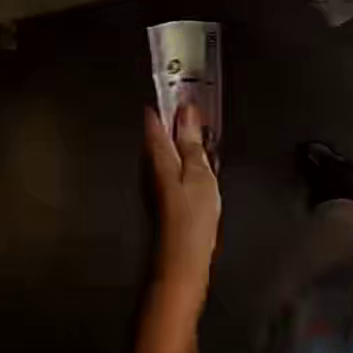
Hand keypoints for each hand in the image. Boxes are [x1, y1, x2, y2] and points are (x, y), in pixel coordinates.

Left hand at [143, 100, 220, 287]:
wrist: (182, 263)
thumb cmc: (190, 221)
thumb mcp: (198, 172)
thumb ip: (191, 141)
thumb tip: (187, 113)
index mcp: (158, 156)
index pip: (155, 118)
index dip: (167, 101)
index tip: (181, 89)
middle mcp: (151, 167)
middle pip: (159, 133)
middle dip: (175, 119)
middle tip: (195, 107)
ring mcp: (156, 183)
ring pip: (166, 149)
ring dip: (182, 139)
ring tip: (201, 131)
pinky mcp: (164, 196)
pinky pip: (173, 165)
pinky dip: (185, 158)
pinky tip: (200, 163)